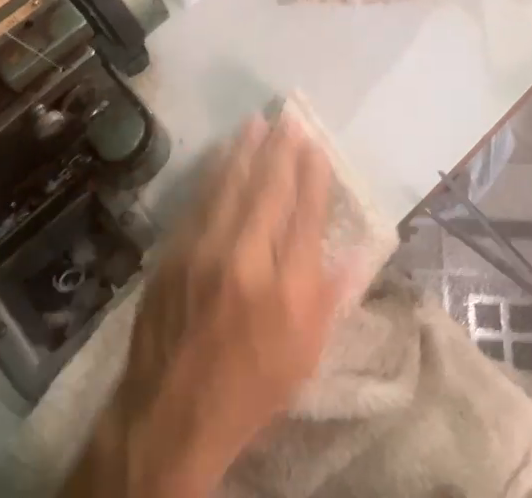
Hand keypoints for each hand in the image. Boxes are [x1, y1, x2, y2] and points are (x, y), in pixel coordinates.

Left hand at [63, 111, 363, 497]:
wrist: (172, 412)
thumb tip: (359, 250)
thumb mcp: (306, 353)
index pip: (306, 214)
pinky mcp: (172, 255)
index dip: (313, 175)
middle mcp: (245, 259)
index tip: (316, 145)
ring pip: (228, 187)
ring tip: (256, 123)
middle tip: (288, 118)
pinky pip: (197, 203)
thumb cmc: (251, 388)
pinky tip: (220, 158)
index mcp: (286, 287)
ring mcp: (202, 252)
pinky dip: (212, 176)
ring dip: (244, 152)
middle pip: (267, 190)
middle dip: (280, 150)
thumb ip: (332, 295)